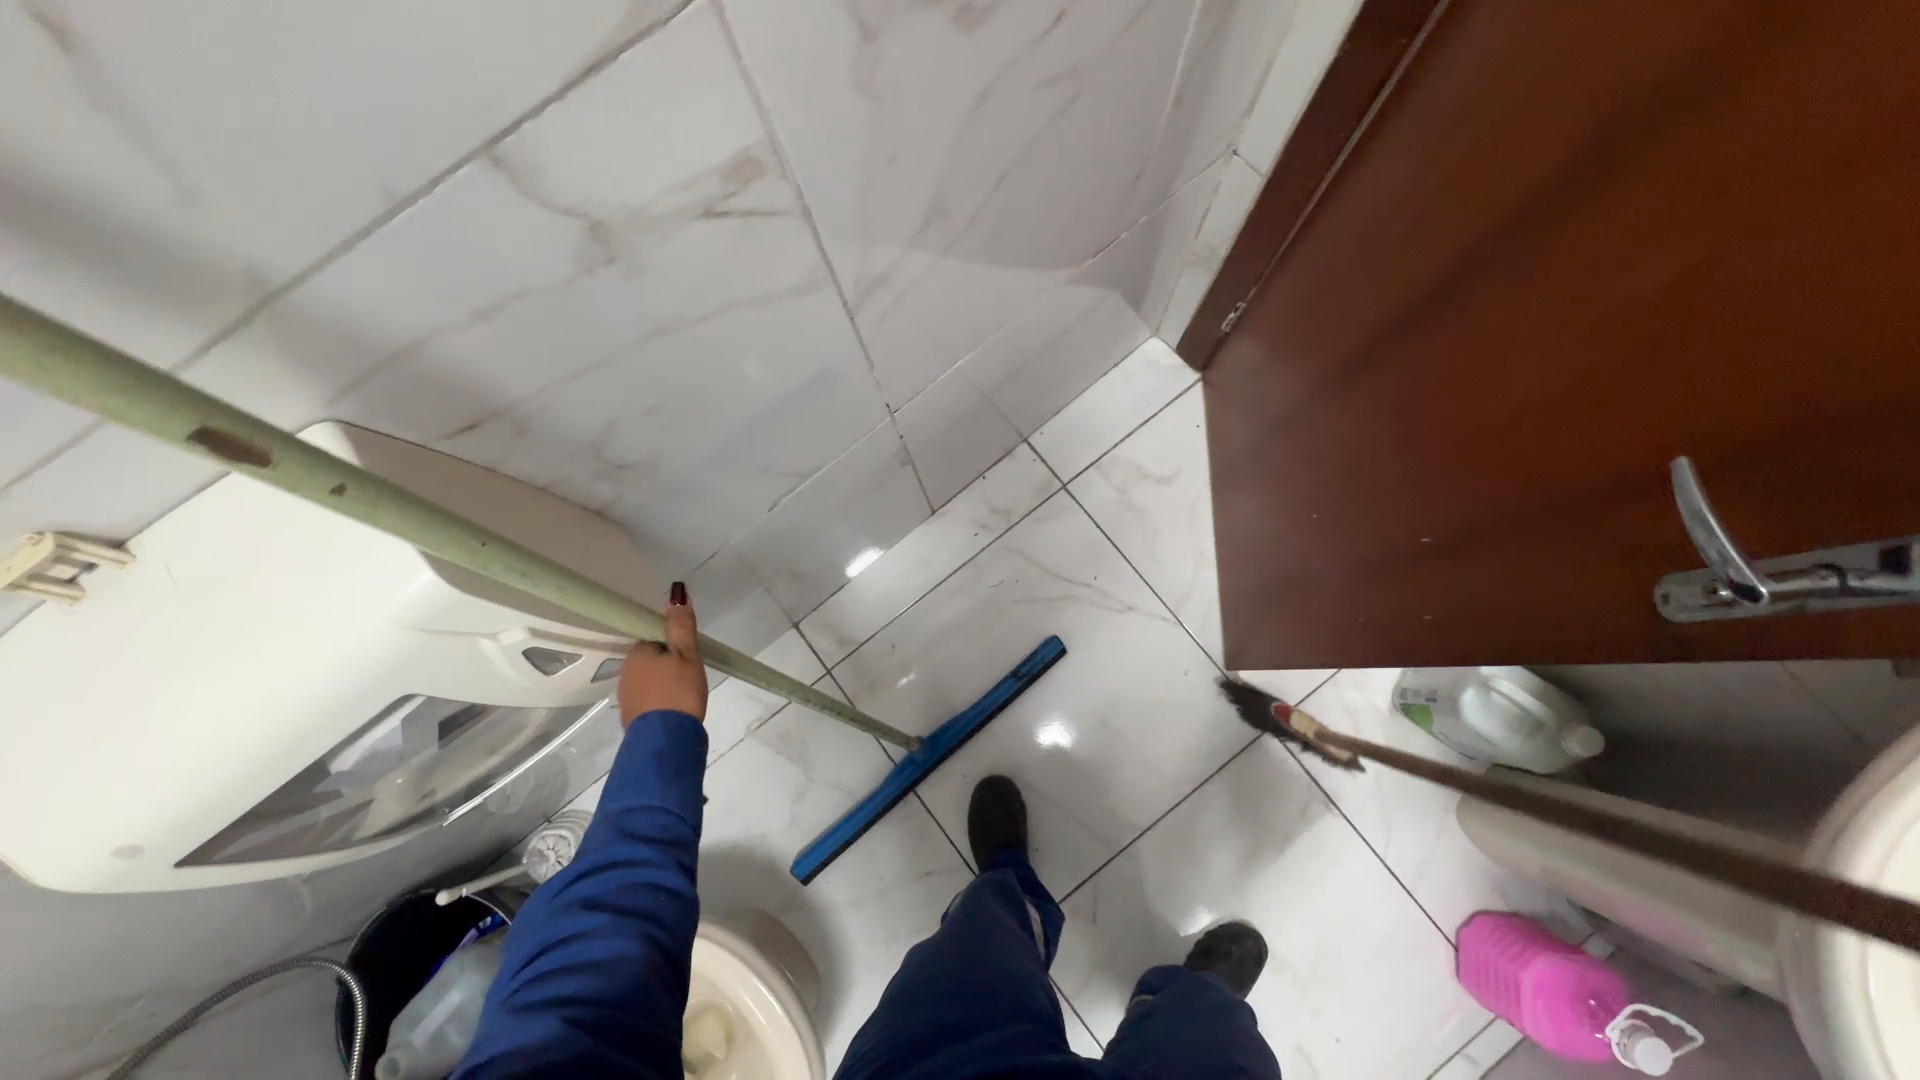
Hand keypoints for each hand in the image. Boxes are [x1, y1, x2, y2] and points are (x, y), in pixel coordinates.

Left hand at [617, 582, 707, 725]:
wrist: (667, 739)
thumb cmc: (679, 691)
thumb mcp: (687, 655)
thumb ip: (681, 626)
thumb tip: (676, 595)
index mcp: (637, 654)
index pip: (654, 640)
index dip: (673, 646)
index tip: (688, 658)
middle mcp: (625, 672)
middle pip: (650, 660)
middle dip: (668, 665)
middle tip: (690, 676)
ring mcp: (626, 697)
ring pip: (648, 681)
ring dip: (663, 684)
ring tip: (685, 694)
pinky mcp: (632, 717)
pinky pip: (648, 700)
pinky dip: (660, 701)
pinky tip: (675, 709)